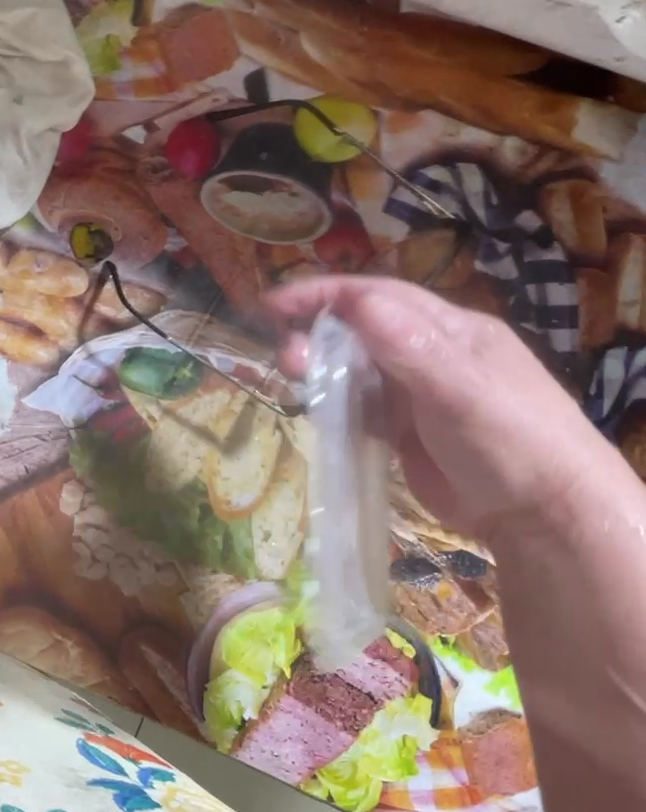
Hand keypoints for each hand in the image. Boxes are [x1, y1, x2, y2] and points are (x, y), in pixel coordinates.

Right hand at [265, 275, 630, 545]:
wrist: (540, 517)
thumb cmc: (510, 442)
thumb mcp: (460, 389)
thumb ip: (409, 346)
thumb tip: (356, 300)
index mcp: (452, 331)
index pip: (377, 296)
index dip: (321, 294)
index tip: (272, 305)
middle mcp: (429, 353)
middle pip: (355, 328)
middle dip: (313, 335)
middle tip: (288, 360)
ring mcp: (413, 391)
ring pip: (349, 364)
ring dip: (316, 367)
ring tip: (296, 383)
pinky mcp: (397, 425)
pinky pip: (351, 400)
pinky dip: (327, 399)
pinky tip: (316, 410)